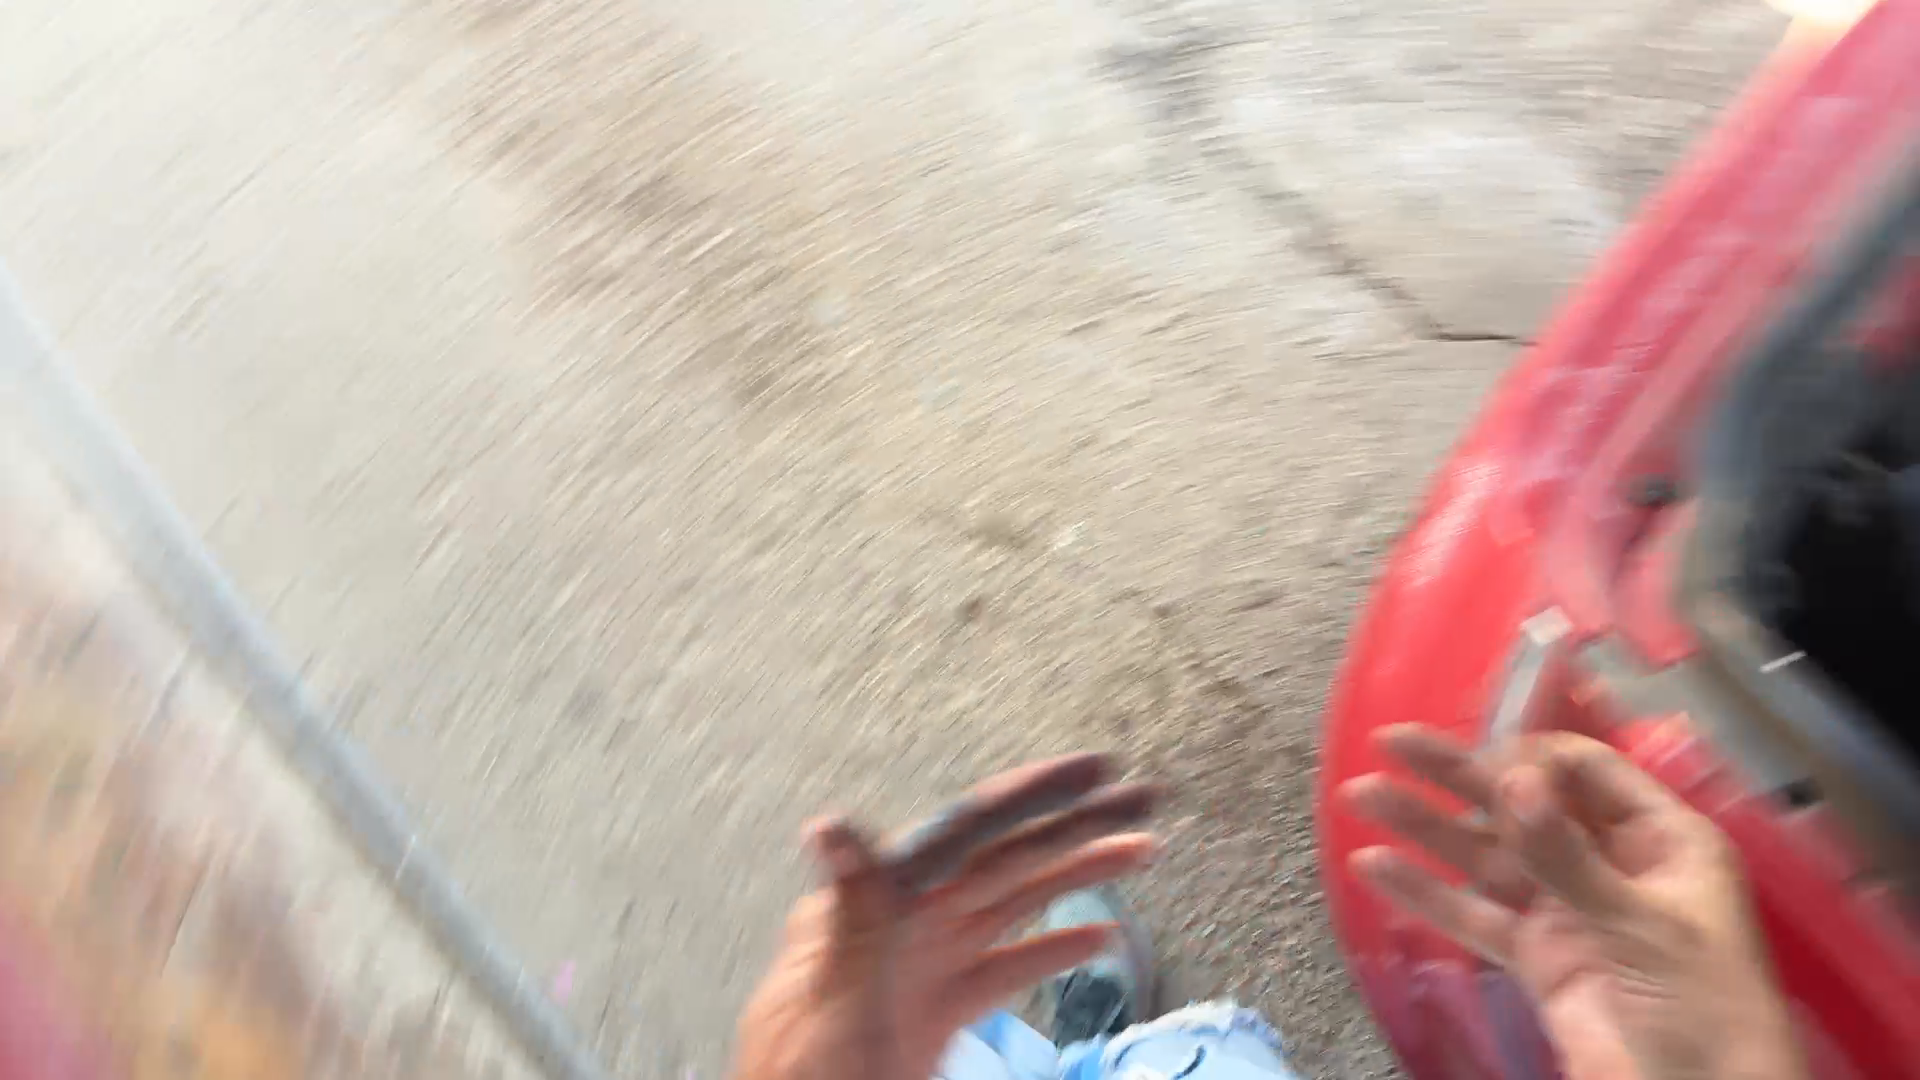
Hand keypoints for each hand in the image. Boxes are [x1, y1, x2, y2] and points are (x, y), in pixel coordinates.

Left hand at [729, 755, 1158, 1079]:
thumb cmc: (801, 1078)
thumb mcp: (829, 1001)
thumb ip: (855, 918)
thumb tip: (830, 825)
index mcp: (888, 902)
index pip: (973, 833)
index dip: (1036, 798)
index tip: (1093, 771)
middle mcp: (913, 917)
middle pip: (1010, 859)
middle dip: (1076, 827)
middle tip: (1138, 801)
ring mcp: (929, 960)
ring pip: (1017, 903)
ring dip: (1077, 877)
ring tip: (1136, 850)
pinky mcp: (940, 1008)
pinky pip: (1007, 967)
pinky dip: (1052, 951)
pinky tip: (1097, 937)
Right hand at [1340, 727, 1805, 1079]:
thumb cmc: (1700, 1010)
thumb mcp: (1640, 926)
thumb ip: (1565, 853)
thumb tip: (1511, 780)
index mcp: (1657, 840)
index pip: (1582, 770)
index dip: (1529, 757)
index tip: (1480, 762)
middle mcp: (1602, 859)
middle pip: (1517, 801)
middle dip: (1451, 772)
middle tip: (1389, 741)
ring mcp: (1560, 903)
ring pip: (1481, 850)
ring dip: (1420, 823)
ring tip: (1359, 795)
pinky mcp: (1529, 948)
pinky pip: (1468, 909)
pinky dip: (1421, 889)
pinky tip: (1372, 865)